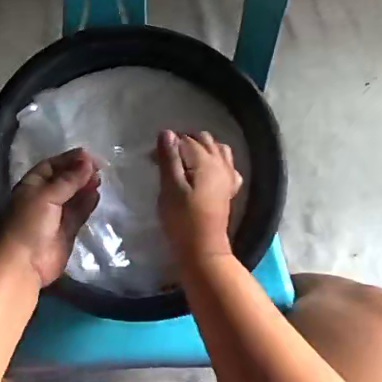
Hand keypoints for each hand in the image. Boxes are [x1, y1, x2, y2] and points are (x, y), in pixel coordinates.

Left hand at [0, 148, 100, 284]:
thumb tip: (88, 161)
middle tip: (99, 167)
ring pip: (73, 196)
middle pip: (64, 179)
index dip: (69, 159)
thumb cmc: (30, 223)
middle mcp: (43, 197)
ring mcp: (55, 214)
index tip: (88, 155)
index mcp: (32, 185)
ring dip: (85, 186)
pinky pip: (79, 212)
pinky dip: (87, 203)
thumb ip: (69, 179)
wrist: (25, 263)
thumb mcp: (47, 196)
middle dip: (79, 172)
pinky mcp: (66, 230)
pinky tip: (97, 194)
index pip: (51, 166)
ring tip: (100, 178)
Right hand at [156, 130, 241, 264]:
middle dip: (183, 143)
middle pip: (203, 140)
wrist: (203, 249)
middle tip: (165, 160)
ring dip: (200, 149)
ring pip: (217, 149)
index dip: (167, 146)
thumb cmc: (182, 219)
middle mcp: (221, 164)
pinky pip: (226, 165)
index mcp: (206, 161)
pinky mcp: (228, 189)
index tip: (152, 160)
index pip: (184, 140)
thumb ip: (169, 158)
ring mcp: (228, 176)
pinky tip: (205, 173)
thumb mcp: (170, 187)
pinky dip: (215, 162)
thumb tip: (167, 132)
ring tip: (184, 163)